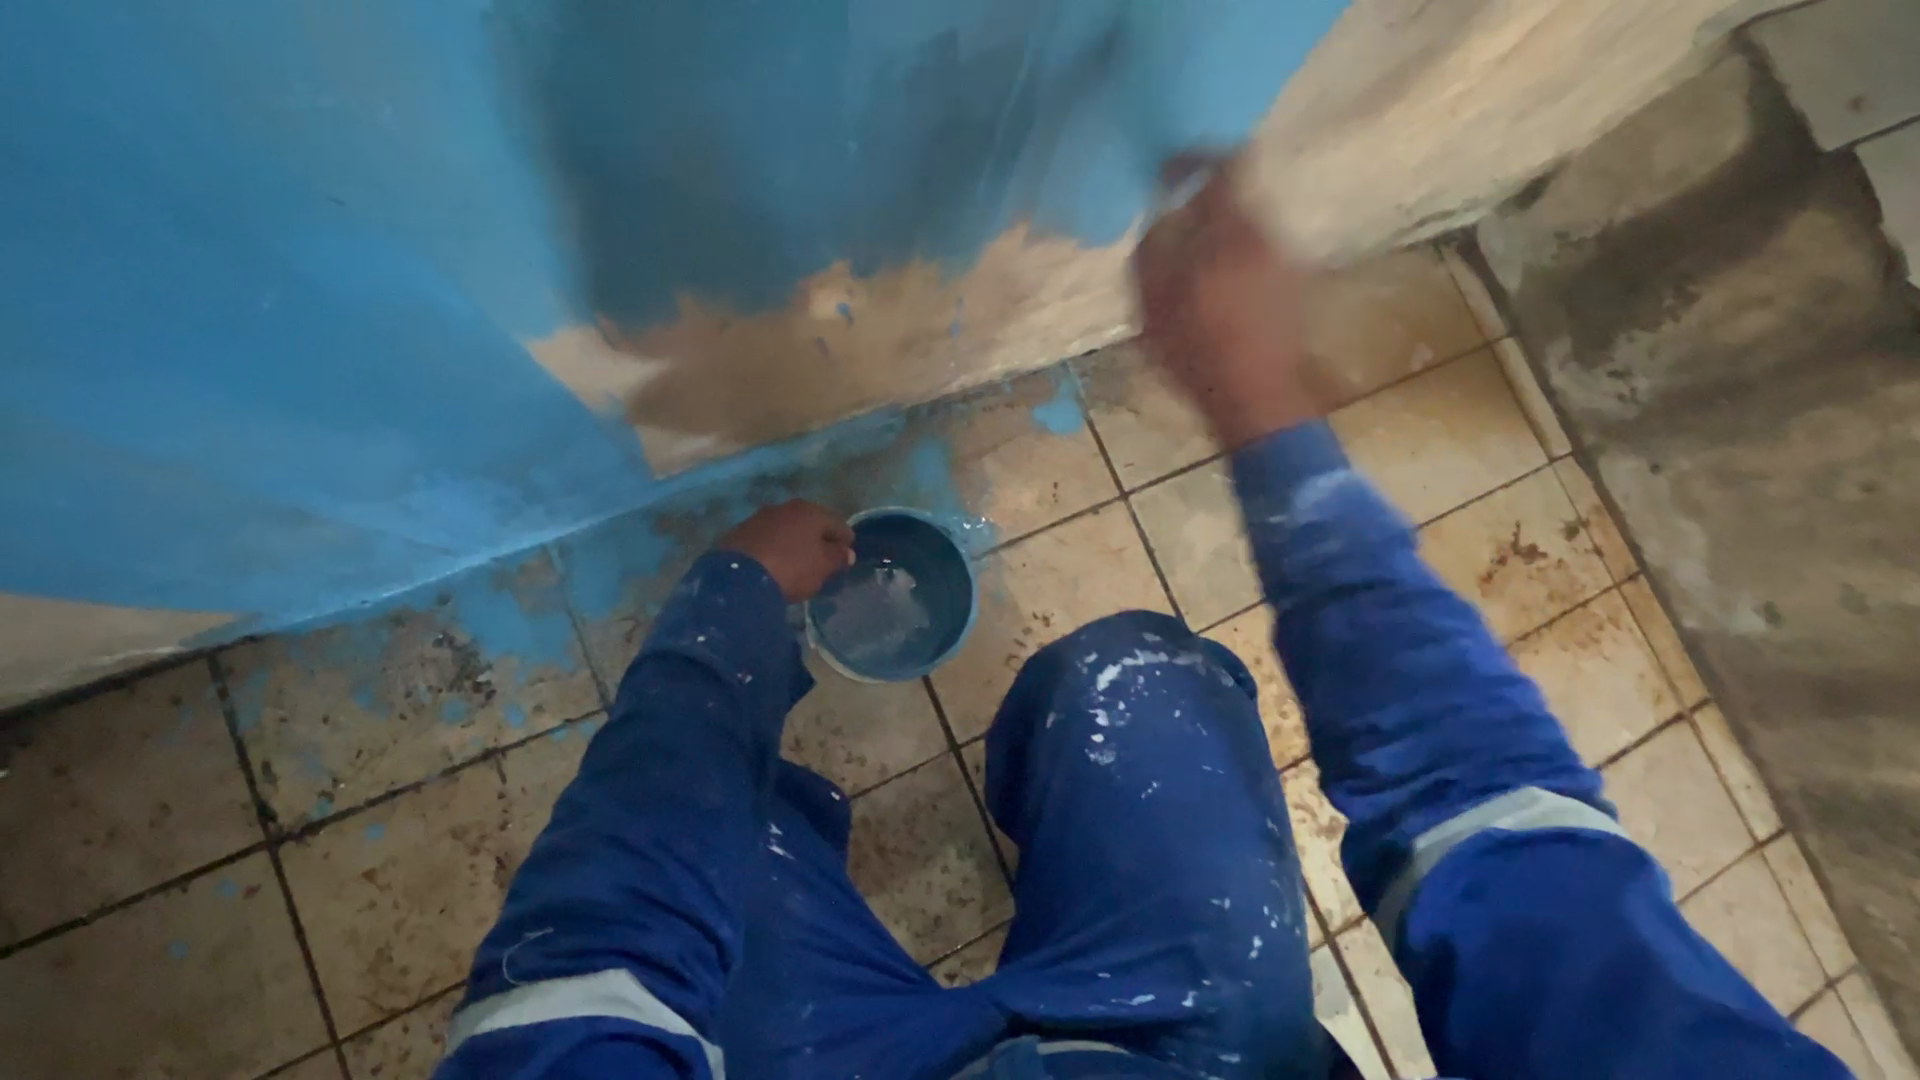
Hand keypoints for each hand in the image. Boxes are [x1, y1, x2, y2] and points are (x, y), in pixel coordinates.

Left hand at [716, 500, 855, 602]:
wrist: (738, 578)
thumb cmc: (791, 568)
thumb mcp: (823, 566)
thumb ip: (838, 557)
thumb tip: (846, 552)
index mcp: (810, 511)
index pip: (837, 523)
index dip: (845, 540)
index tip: (847, 555)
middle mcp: (785, 507)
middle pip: (810, 523)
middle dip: (818, 539)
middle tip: (824, 559)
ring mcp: (759, 518)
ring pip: (786, 530)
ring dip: (794, 543)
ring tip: (797, 563)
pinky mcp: (738, 534)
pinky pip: (766, 540)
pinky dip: (774, 549)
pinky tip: (774, 564)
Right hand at [1133, 158, 1327, 448]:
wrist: (1256, 400)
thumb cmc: (1196, 353)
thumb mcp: (1152, 305)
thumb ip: (1152, 251)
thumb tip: (1159, 218)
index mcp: (1231, 229)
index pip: (1224, 162)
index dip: (1194, 158)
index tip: (1170, 172)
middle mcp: (1268, 234)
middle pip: (1235, 201)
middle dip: (1202, 213)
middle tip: (1174, 237)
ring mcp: (1288, 261)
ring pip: (1247, 232)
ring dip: (1219, 243)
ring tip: (1192, 279)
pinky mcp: (1297, 289)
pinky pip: (1259, 260)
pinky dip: (1236, 268)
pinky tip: (1218, 303)